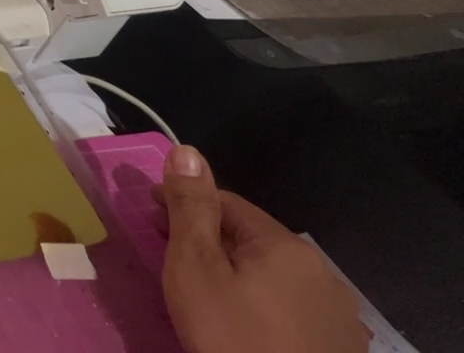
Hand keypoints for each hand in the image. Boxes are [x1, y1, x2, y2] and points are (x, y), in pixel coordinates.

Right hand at [158, 144, 368, 352]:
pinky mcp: (337, 344)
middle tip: (166, 252)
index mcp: (285, 246)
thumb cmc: (229, 330)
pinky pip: (288, 304)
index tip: (148, 216)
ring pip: (269, 272)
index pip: (224, 202)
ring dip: (232, 268)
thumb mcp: (194, 265)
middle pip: (248, 236)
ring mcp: (336, 313)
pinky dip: (257, 300)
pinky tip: (238, 320)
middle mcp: (321, 272)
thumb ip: (191, 206)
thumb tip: (187, 150)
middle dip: (205, 237)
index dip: (181, 204)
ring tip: (199, 288)